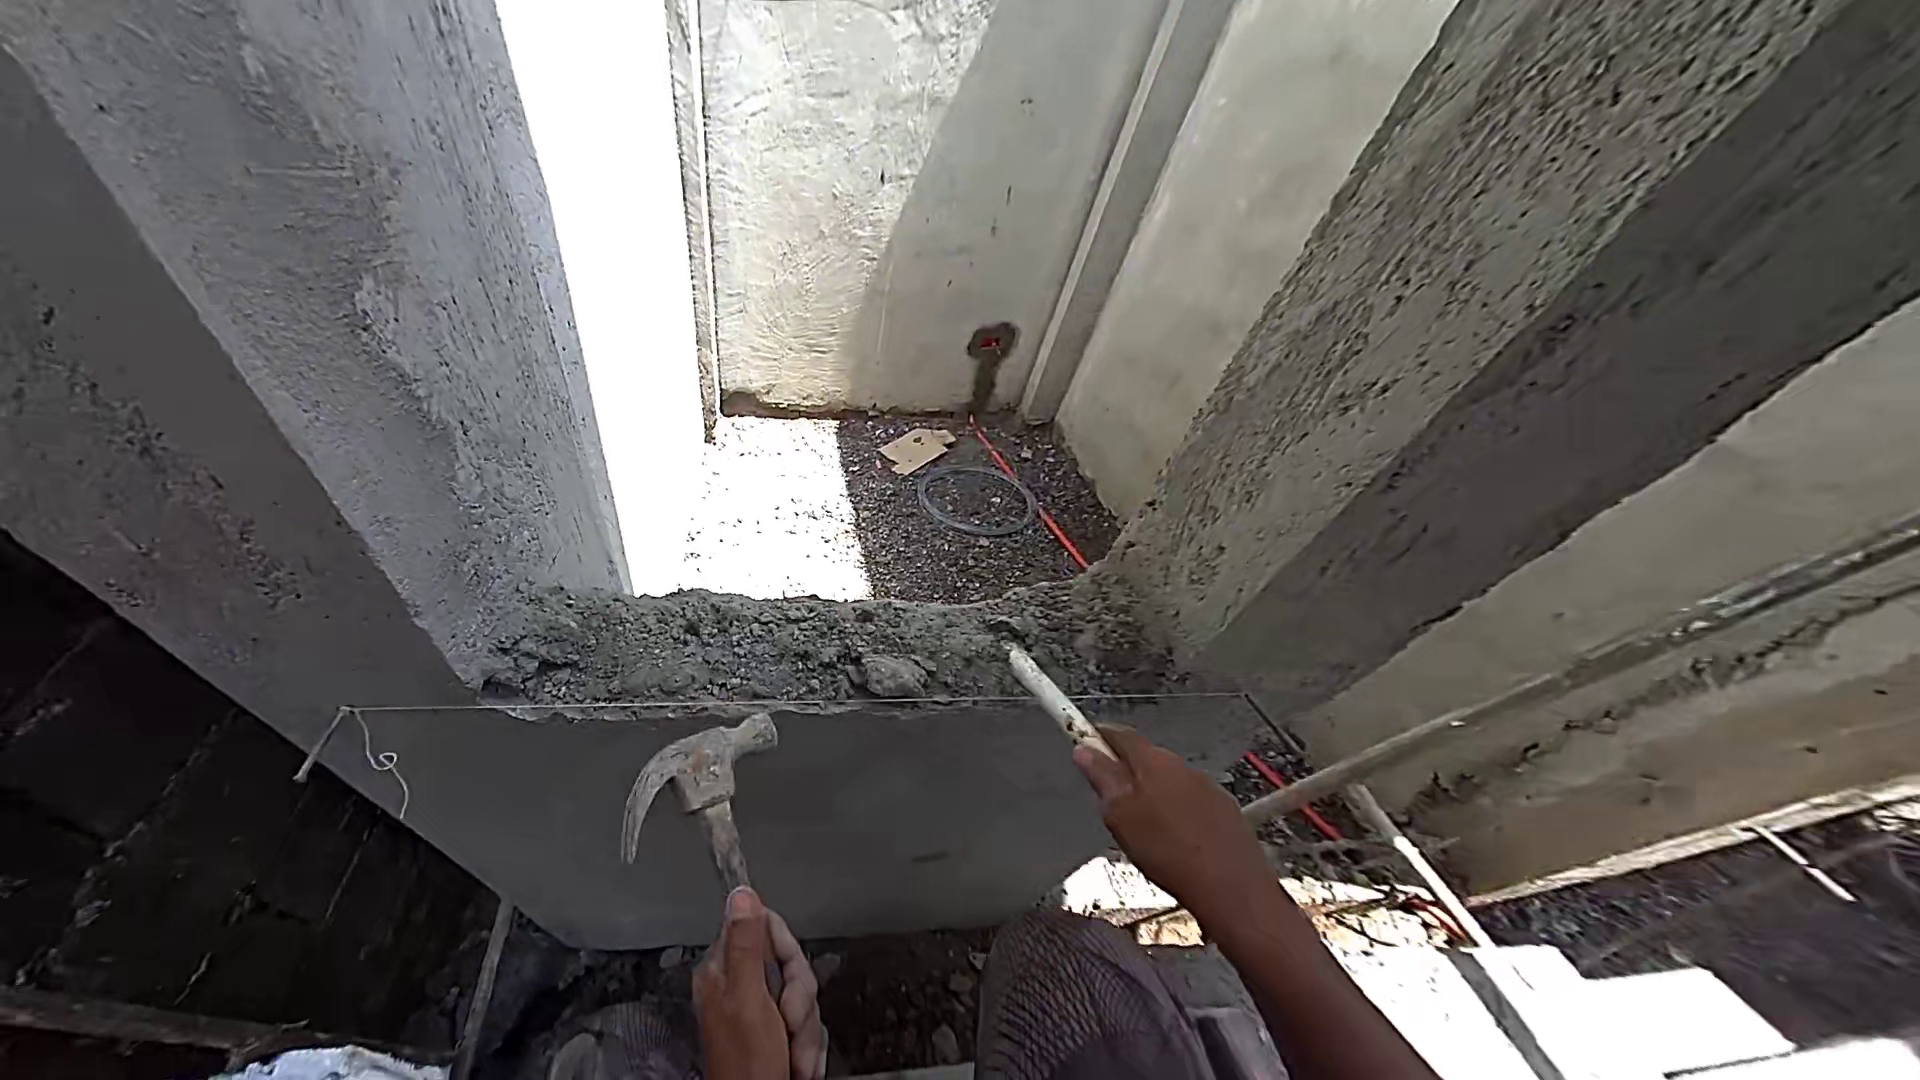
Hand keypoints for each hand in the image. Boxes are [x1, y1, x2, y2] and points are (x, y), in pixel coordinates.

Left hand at [694, 887, 826, 1079]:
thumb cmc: (747, 1067)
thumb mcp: (747, 999)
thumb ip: (746, 945)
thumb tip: (742, 892)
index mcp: (723, 970)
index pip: (763, 924)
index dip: (784, 946)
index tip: (787, 975)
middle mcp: (739, 983)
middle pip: (789, 958)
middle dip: (800, 994)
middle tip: (788, 1019)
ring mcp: (759, 1008)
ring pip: (803, 989)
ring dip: (806, 1026)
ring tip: (792, 1052)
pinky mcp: (776, 1030)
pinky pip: (807, 1017)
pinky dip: (808, 1043)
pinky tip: (796, 1063)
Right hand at [1073, 727, 1275, 926]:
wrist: (1232, 890)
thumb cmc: (1168, 852)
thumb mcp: (1119, 816)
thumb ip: (1101, 778)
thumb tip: (1084, 750)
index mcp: (1153, 761)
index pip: (1120, 734)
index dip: (1100, 735)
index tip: (1087, 741)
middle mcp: (1182, 765)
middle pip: (1146, 758)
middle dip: (1127, 772)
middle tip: (1112, 800)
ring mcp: (1208, 787)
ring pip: (1169, 781)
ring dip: (1154, 794)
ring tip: (1145, 830)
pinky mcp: (1226, 811)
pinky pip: (1192, 802)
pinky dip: (1178, 812)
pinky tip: (1175, 841)